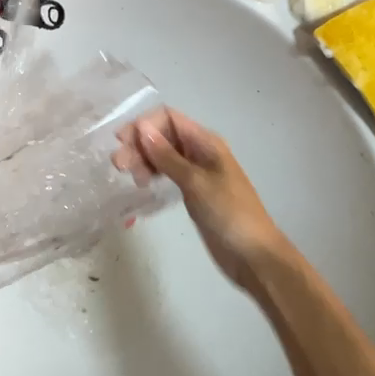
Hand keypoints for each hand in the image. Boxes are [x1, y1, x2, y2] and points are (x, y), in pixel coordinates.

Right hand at [113, 107, 282, 288]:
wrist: (255, 257)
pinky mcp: (193, 191)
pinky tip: (142, 185)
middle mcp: (200, 151)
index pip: (168, 118)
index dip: (144, 125)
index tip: (123, 142)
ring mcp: (197, 172)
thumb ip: (167, 156)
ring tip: (130, 177)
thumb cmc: (229, 213)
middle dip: (139, 144)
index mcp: (205, 142)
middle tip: (119, 165)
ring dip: (143, 160)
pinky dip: (152, 174)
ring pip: (162, 154)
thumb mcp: (195, 183)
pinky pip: (167, 173)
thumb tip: (141, 127)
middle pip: (163, 135)